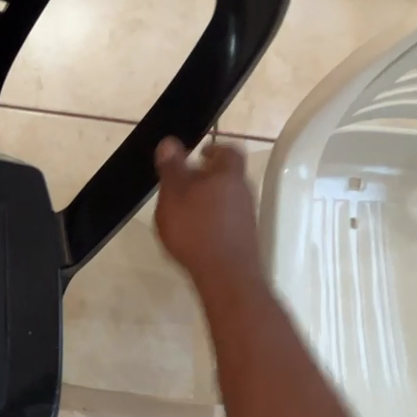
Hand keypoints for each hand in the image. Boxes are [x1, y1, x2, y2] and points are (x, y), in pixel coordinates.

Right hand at [153, 137, 265, 292]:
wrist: (226, 275)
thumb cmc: (195, 229)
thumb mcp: (173, 195)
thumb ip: (171, 168)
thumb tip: (169, 141)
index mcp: (228, 175)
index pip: (228, 151)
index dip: (214, 149)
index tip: (196, 154)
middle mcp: (243, 191)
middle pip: (227, 175)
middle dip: (205, 176)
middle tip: (181, 183)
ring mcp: (247, 215)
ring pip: (226, 196)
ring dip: (207, 197)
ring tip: (183, 209)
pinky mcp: (245, 235)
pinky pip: (227, 216)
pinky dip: (212, 217)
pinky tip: (194, 232)